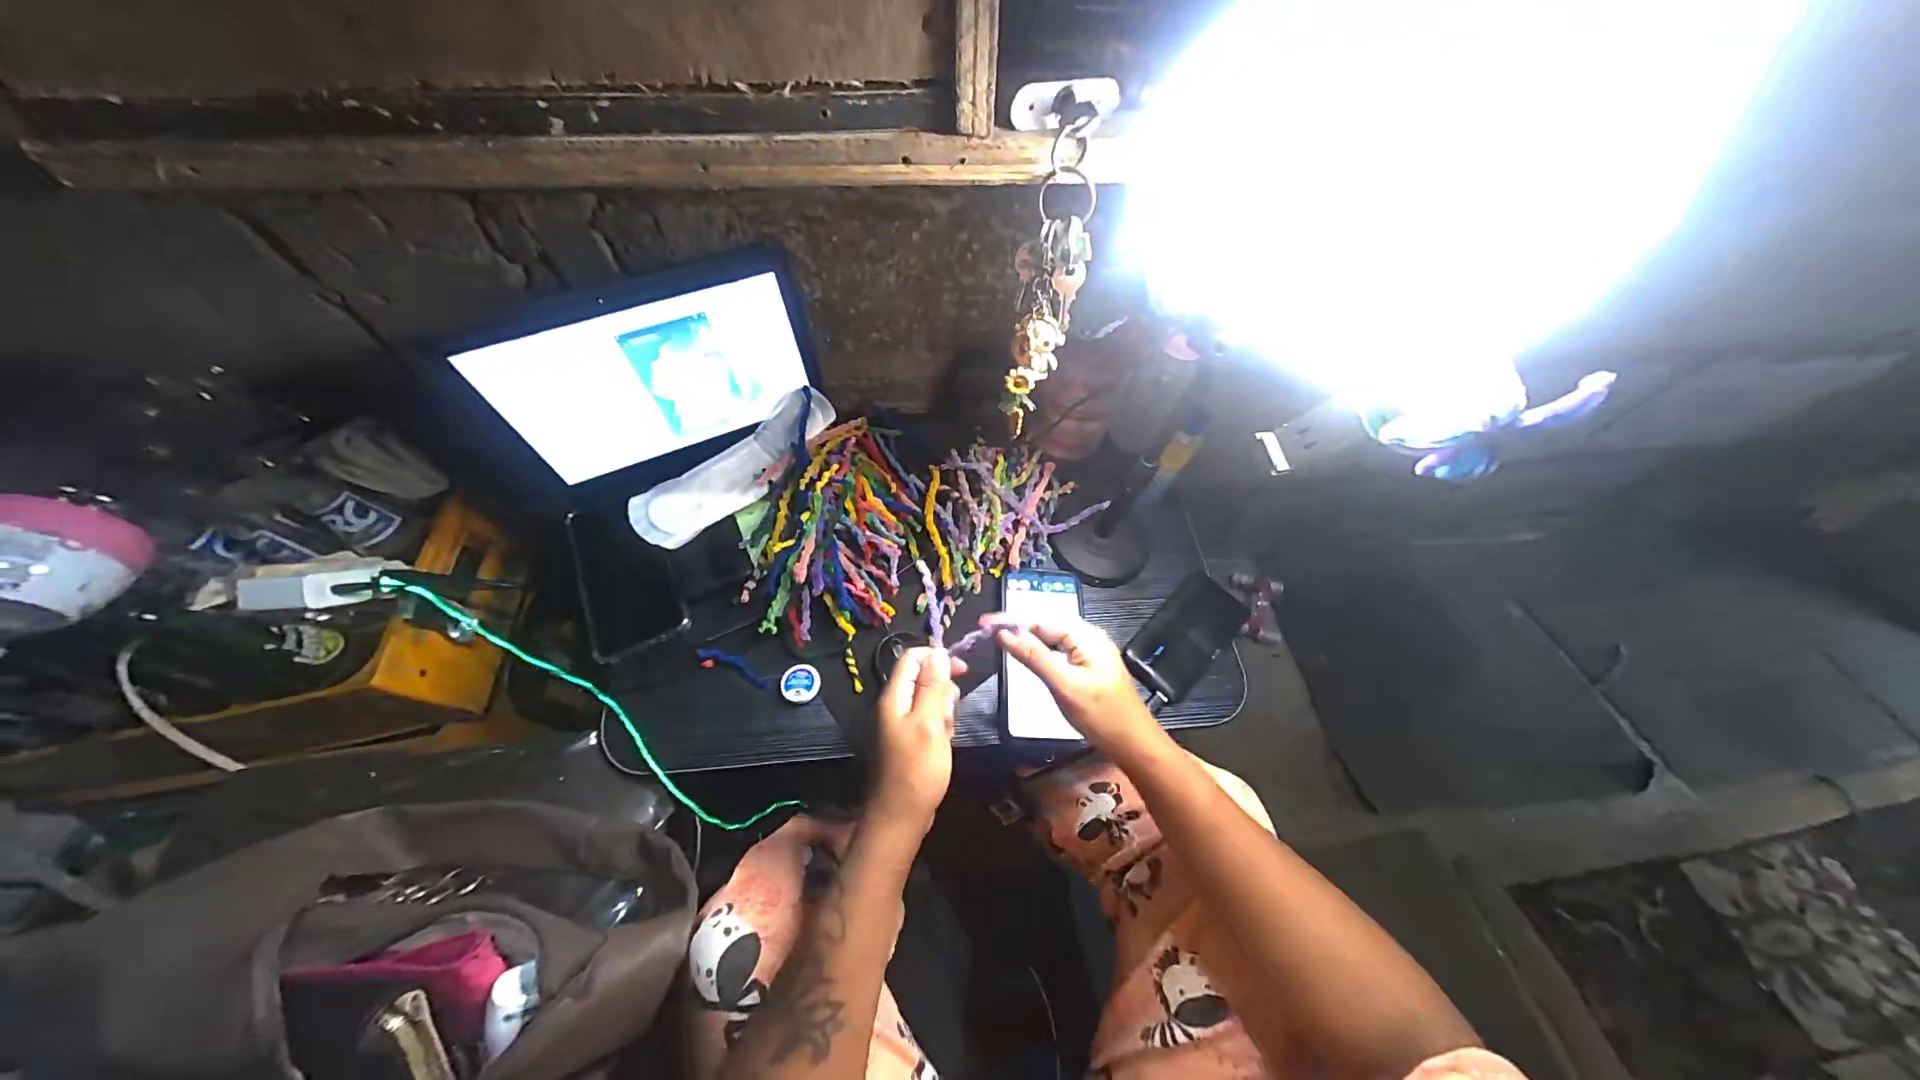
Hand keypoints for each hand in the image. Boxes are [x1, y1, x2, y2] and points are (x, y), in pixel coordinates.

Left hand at [871, 647, 964, 829]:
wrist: (901, 817)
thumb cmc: (916, 770)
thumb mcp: (930, 724)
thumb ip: (933, 687)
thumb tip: (939, 652)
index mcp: (893, 697)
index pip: (911, 658)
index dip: (937, 657)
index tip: (962, 669)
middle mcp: (894, 706)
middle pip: (922, 678)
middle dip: (943, 690)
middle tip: (950, 715)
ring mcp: (900, 724)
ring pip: (929, 701)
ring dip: (944, 711)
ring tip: (946, 735)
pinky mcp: (910, 740)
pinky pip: (929, 721)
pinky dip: (940, 727)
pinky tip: (944, 745)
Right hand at [993, 615, 1169, 764]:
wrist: (1134, 744)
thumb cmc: (1102, 716)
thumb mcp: (1064, 685)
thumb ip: (1034, 657)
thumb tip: (1006, 634)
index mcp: (1086, 636)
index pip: (1041, 620)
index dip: (1010, 620)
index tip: (984, 623)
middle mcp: (1090, 637)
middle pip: (1046, 624)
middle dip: (1016, 625)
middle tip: (986, 630)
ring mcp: (1091, 652)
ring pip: (1052, 637)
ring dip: (1026, 637)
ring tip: (1000, 638)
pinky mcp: (1089, 666)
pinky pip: (1059, 649)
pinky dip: (1039, 650)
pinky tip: (1026, 654)